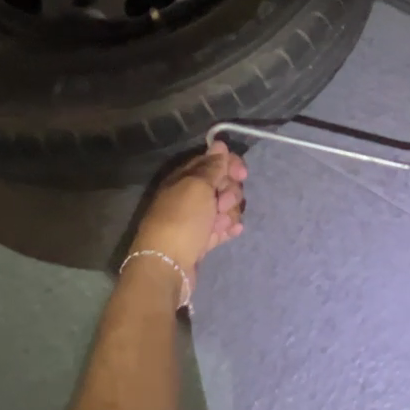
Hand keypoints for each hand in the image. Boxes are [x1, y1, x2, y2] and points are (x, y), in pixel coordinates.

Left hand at [129, 142, 246, 275]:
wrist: (167, 266)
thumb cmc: (182, 220)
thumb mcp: (197, 186)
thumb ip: (212, 166)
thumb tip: (218, 144)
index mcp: (184, 179)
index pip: (212, 161)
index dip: (230, 164)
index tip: (242, 175)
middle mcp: (189, 196)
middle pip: (222, 184)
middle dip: (230, 192)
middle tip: (223, 204)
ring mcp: (196, 218)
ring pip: (225, 206)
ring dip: (230, 213)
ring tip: (222, 224)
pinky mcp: (202, 238)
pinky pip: (222, 227)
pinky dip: (229, 227)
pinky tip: (232, 232)